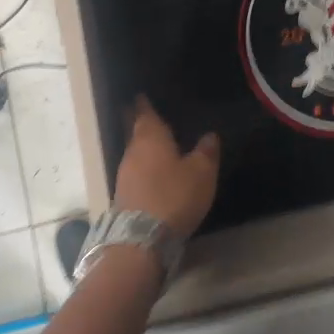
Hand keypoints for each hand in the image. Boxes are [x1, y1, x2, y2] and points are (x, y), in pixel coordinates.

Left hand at [114, 96, 220, 236]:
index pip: (145, 113)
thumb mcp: (201, 173)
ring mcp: (124, 174)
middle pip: (133, 131)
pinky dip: (141, 166)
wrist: (141, 239)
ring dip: (140, 146)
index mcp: (151, 137)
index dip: (144, 104)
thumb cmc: (174, 196)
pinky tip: (150, 171)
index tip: (140, 95)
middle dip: (136, 121)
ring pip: (133, 152)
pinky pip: (133, 171)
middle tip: (139, 111)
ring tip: (152, 142)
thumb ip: (206, 152)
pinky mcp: (123, 196)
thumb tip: (209, 135)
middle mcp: (133, 151)